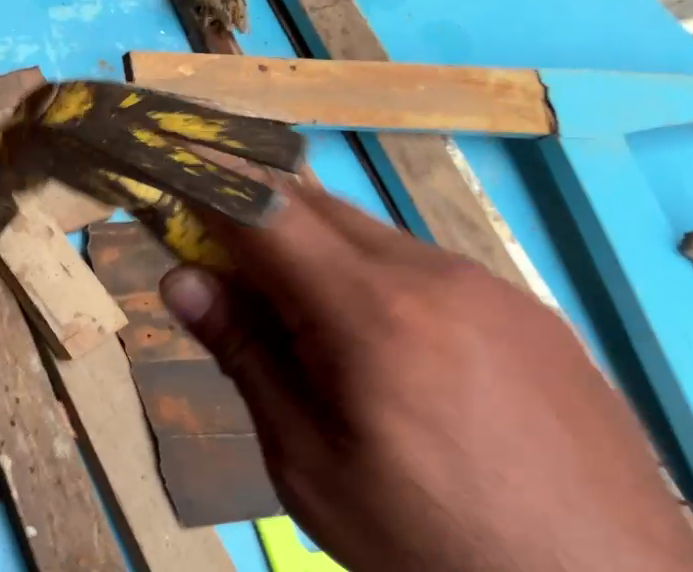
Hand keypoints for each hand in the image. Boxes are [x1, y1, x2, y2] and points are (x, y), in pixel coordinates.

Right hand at [160, 167, 692, 571]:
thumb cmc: (433, 546)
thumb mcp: (309, 464)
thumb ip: (246, 358)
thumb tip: (179, 279)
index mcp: (373, 313)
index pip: (264, 210)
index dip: (205, 178)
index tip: (160, 159)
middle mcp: (437, 276)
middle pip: (314, 206)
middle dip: (249, 209)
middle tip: (205, 243)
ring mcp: (495, 290)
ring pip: (369, 234)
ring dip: (308, 244)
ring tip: (284, 306)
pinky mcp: (532, 315)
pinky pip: (422, 267)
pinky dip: (368, 273)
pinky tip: (370, 337)